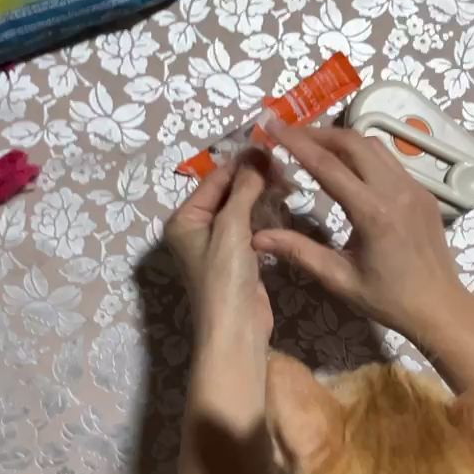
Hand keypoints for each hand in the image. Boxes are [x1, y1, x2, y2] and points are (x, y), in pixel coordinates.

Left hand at [164, 149, 274, 355]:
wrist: (236, 329)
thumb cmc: (224, 277)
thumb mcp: (231, 228)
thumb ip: (244, 189)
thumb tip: (257, 153)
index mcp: (184, 220)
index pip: (213, 180)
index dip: (240, 162)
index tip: (268, 144)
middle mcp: (198, 229)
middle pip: (228, 193)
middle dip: (253, 178)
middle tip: (284, 163)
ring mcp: (219, 245)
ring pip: (242, 210)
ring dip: (262, 196)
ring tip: (289, 179)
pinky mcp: (239, 259)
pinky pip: (252, 228)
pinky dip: (266, 216)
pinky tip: (285, 204)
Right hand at [252, 119, 468, 341]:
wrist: (439, 306)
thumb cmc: (387, 299)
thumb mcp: (339, 278)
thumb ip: (299, 251)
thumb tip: (257, 237)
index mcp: (372, 213)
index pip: (327, 165)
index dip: (296, 142)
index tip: (273, 126)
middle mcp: (395, 190)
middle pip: (352, 142)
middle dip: (318, 134)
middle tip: (290, 135)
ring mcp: (414, 187)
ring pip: (374, 146)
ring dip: (342, 140)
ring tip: (315, 145)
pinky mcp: (423, 192)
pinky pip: (390, 160)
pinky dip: (363, 154)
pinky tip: (347, 165)